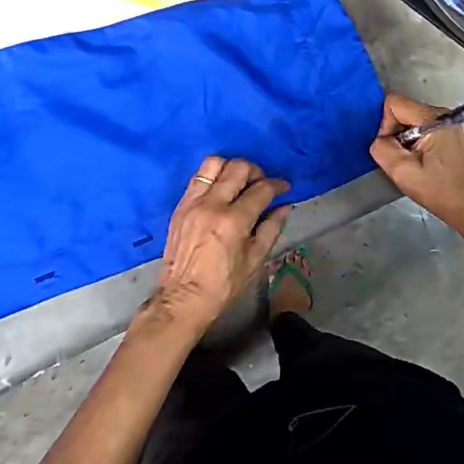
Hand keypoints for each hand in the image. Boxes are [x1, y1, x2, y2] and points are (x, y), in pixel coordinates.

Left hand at [148, 156, 289, 333]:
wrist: (183, 298)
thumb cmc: (225, 283)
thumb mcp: (257, 258)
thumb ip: (272, 227)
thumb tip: (285, 207)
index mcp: (234, 220)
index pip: (262, 189)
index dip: (278, 185)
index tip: (285, 188)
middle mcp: (212, 205)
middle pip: (238, 168)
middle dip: (256, 171)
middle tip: (262, 184)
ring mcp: (192, 204)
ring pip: (213, 164)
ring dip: (231, 168)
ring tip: (240, 182)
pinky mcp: (179, 207)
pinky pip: (197, 178)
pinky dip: (213, 177)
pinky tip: (221, 191)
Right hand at [368, 93, 463, 223]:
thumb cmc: (437, 189)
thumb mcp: (402, 171)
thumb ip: (382, 148)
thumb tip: (379, 139)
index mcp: (433, 118)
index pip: (395, 103)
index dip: (386, 125)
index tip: (394, 149)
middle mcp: (441, 113)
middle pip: (403, 110)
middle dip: (395, 133)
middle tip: (403, 159)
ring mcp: (446, 121)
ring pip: (410, 119)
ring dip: (404, 139)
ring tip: (413, 161)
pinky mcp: (447, 131)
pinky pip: (420, 127)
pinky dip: (414, 141)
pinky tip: (421, 160)